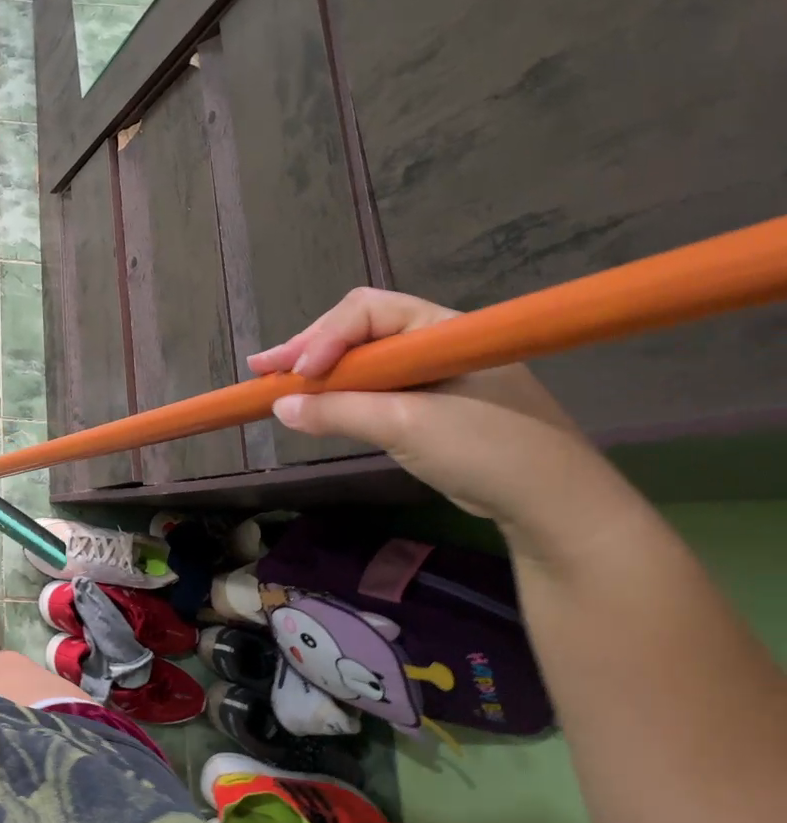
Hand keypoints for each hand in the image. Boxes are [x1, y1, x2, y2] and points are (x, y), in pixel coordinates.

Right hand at [249, 288, 634, 543]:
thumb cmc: (490, 452)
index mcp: (443, 331)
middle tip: (263, 370)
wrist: (560, 510)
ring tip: (275, 384)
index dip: (325, 337)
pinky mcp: (431, 409)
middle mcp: (437, 345)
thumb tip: (280, 406)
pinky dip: (340, 395)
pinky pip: (374, 390)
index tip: (297, 374)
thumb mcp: (407, 427)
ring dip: (319, 373)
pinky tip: (314, 405)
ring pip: (362, 362)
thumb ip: (339, 412)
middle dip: (309, 349)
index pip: (367, 312)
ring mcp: (435, 377)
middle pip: (358, 332)